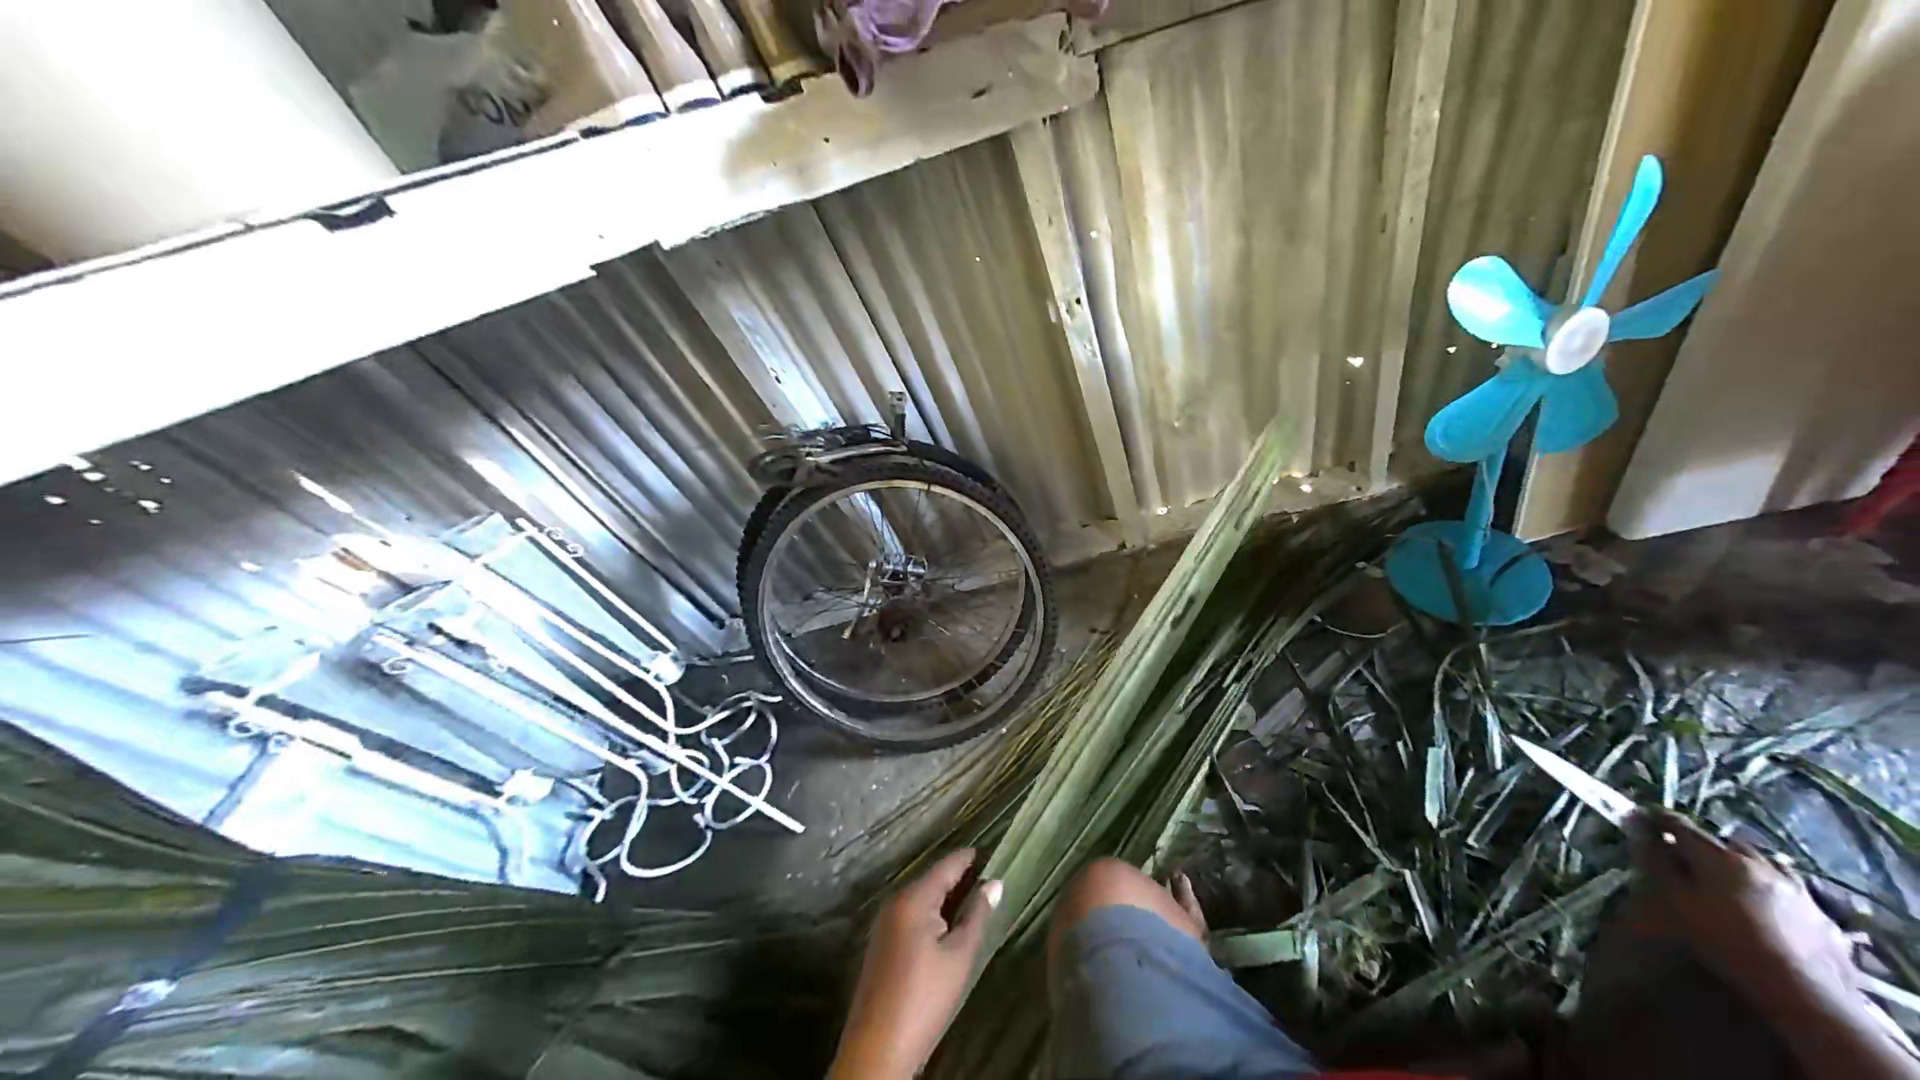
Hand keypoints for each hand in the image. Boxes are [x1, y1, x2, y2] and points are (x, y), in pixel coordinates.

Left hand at [829, 849, 1001, 1079]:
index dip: (970, 858)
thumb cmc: (925, 998)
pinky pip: (912, 913)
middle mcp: (895, 901)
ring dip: (948, 895)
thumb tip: (995, 882)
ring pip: (923, 896)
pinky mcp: (882, 942)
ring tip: (978, 898)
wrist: (877, 1048)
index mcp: (913, 898)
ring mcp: (885, 922)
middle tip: (991, 875)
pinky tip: (950, 924)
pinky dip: (933, 911)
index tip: (994, 851)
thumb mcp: (959, 956)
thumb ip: (977, 915)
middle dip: (960, 876)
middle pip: (933, 878)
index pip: (947, 865)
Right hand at [1629, 809, 1857, 1010]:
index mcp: (1721, 859)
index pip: (1682, 827)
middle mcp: (1760, 865)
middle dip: (1704, 844)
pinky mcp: (1821, 914)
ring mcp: (1797, 889)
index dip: (1659, 819)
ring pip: (1765, 862)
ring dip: (1743, 863)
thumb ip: (1658, 864)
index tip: (1642, 817)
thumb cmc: (1725, 940)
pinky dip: (1773, 888)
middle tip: (1688, 856)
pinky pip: (1791, 889)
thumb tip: (1643, 835)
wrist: (1802, 989)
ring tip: (1731, 877)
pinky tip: (1770, 905)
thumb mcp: (1677, 902)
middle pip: (1726, 843)